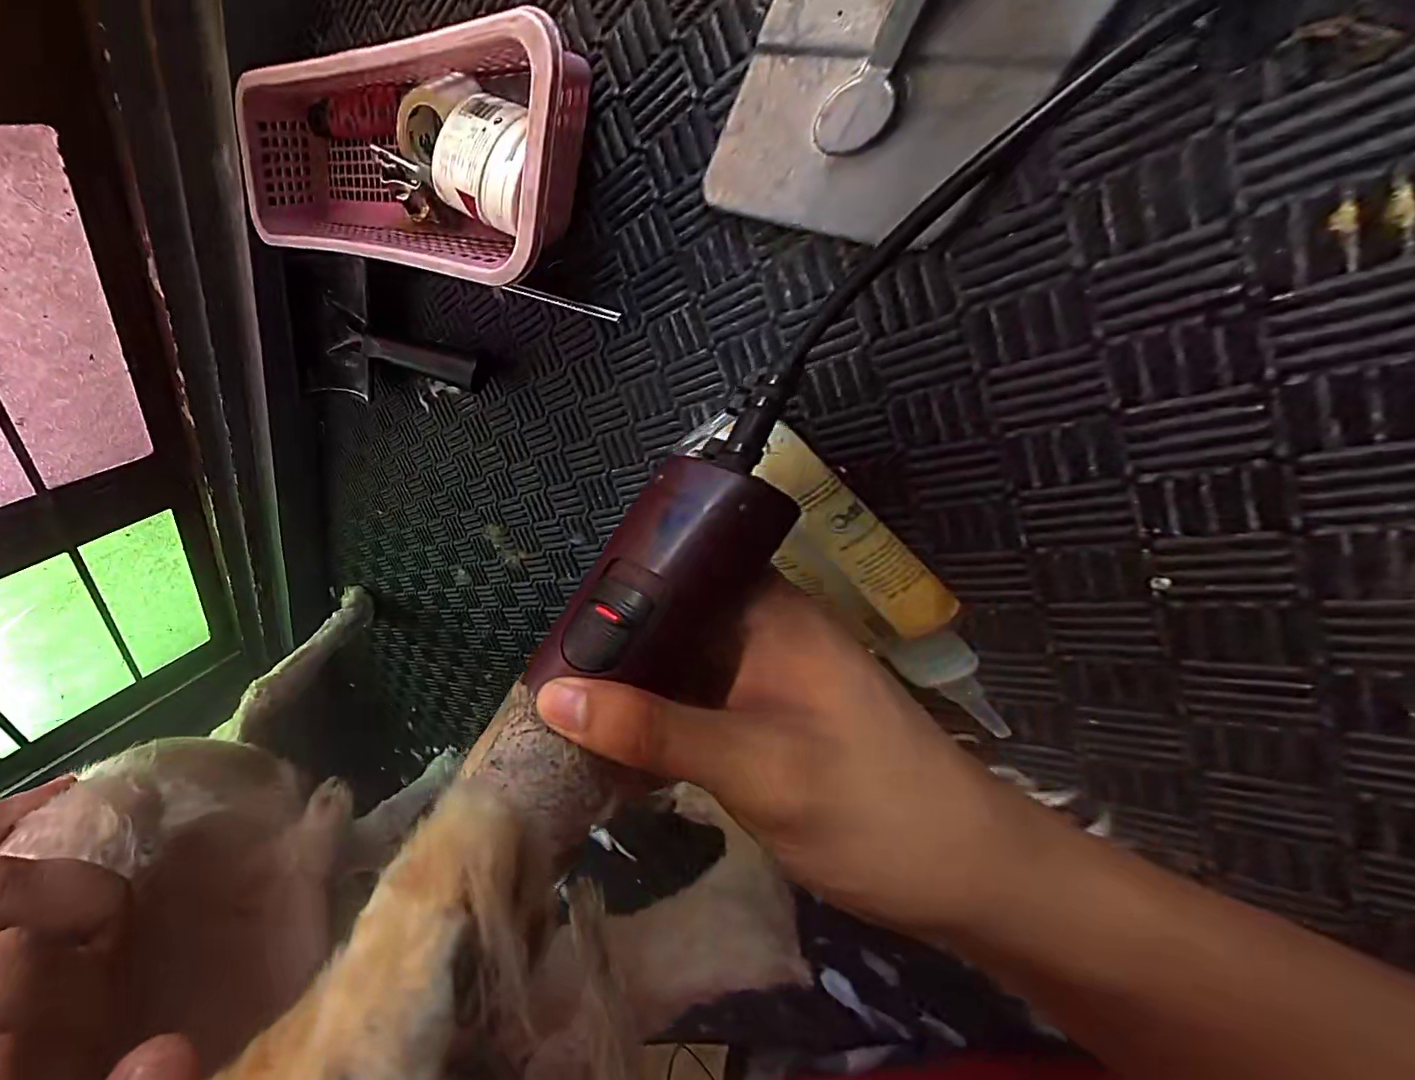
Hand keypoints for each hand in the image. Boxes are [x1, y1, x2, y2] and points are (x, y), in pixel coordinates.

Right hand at [535, 578, 1048, 936]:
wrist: (970, 884)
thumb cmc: (872, 807)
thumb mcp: (755, 765)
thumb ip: (652, 728)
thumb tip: (552, 697)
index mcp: (761, 608)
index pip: (664, 576)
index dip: (604, 601)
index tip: (551, 643)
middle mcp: (753, 626)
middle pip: (657, 623)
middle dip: (603, 657)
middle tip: (543, 691)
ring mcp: (752, 670)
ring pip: (666, 666)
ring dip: (623, 695)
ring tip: (562, 721)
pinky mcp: (752, 712)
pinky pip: (683, 701)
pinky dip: (648, 724)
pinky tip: (610, 752)